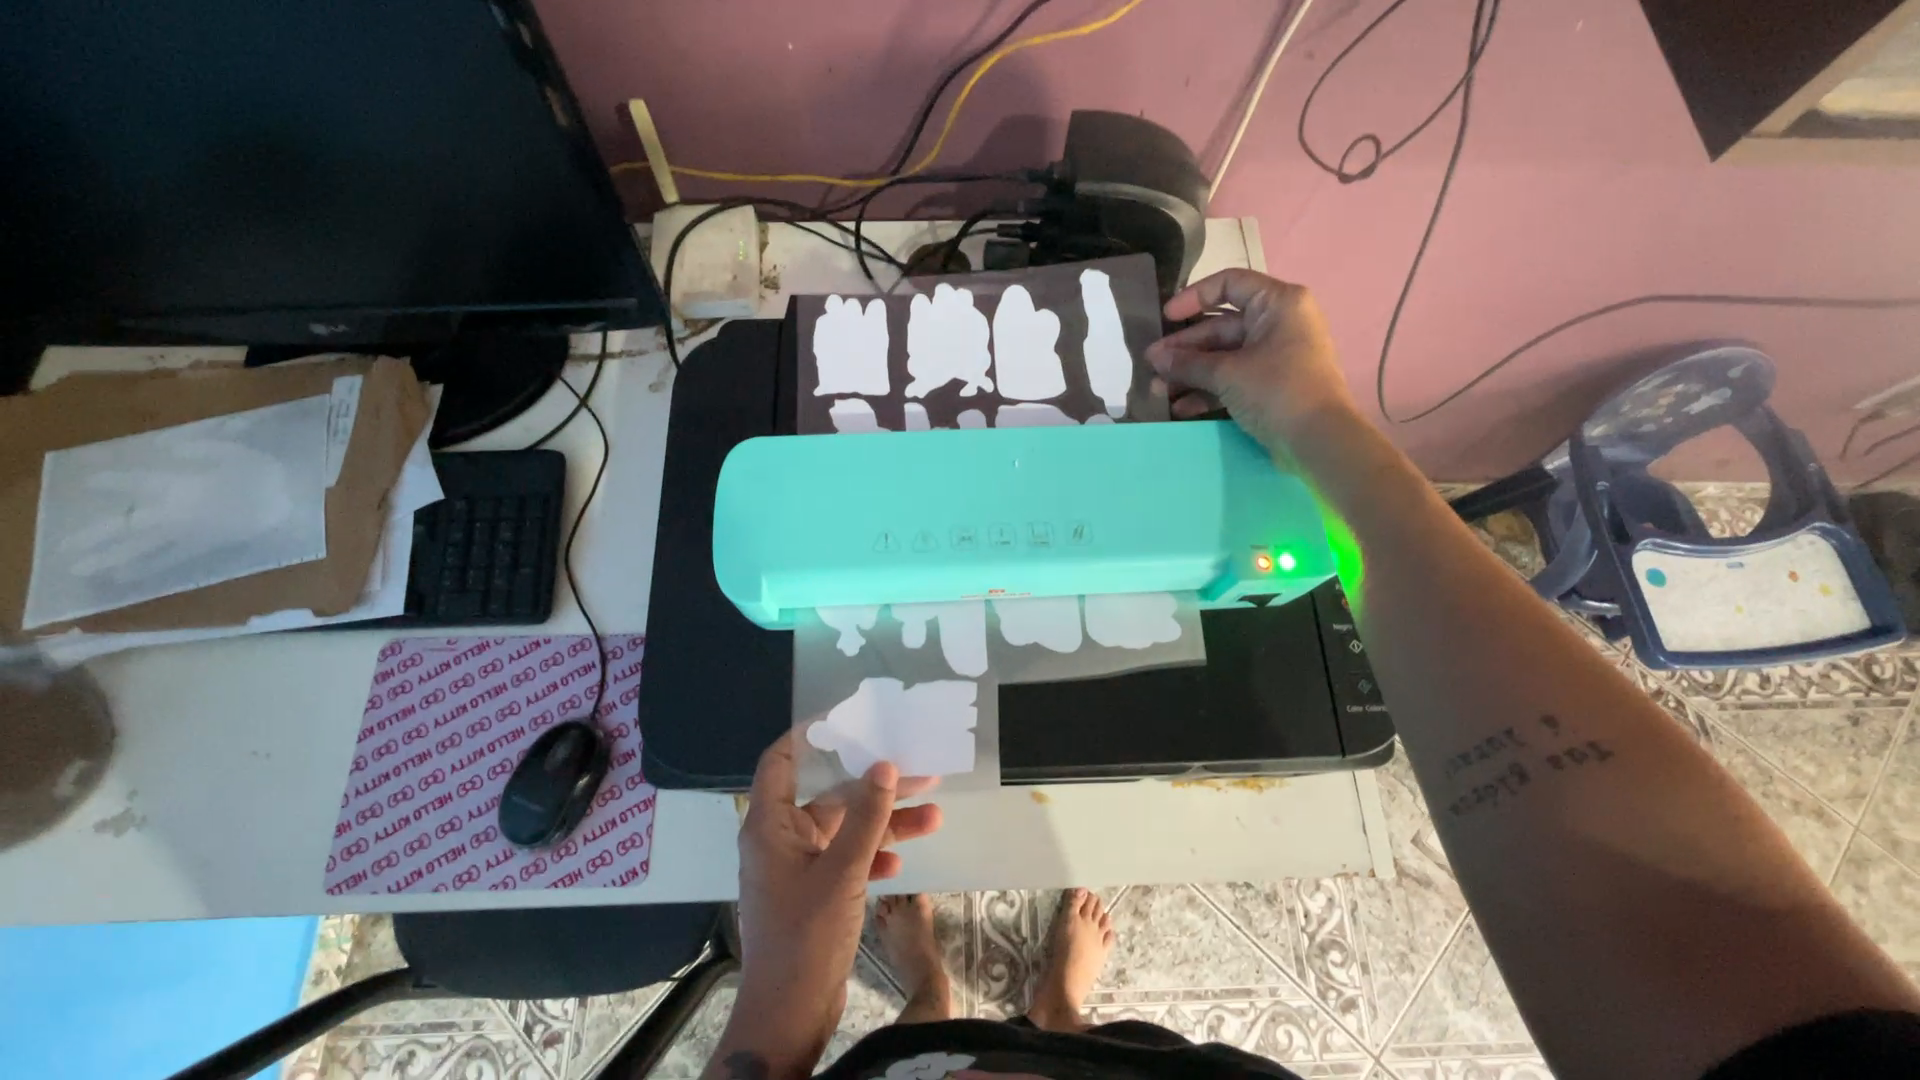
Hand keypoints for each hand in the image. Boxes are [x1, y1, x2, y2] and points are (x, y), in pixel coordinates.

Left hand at [730, 733, 942, 1068]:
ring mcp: (798, 867)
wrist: (789, 1014)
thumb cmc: (805, 936)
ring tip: (935, 815)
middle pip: (830, 796)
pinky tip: (901, 863)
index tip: (848, 717)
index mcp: (770, 825)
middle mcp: (781, 838)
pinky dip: (873, 856)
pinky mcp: (814, 893)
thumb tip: (884, 766)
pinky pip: (846, 860)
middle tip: (922, 772)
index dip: (809, 734)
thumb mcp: (842, 872)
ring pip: (846, 830)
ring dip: (886, 824)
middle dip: (876, 787)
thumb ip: (866, 818)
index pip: (781, 760)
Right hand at [1145, 269, 1357, 455]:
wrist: (1319, 440)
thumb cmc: (1277, 390)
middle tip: (1152, 365)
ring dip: (1190, 374)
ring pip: (1223, 356)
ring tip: (1158, 392)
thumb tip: (1155, 357)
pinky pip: (1233, 379)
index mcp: (1278, 303)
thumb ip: (1188, 363)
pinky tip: (1180, 409)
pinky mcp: (1270, 385)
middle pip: (1220, 326)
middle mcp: (1278, 323)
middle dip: (1184, 348)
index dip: (1194, 297)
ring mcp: (1275, 356)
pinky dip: (1208, 391)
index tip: (1166, 318)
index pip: (1229, 284)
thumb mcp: (1228, 374)